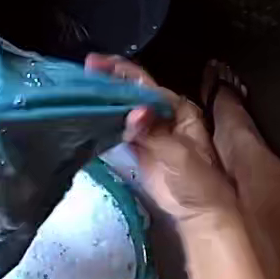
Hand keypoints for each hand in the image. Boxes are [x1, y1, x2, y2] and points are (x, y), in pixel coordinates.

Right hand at [85, 54, 240, 224]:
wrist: (197, 214)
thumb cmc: (198, 183)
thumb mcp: (178, 154)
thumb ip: (153, 132)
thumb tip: (133, 111)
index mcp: (179, 111)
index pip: (148, 86)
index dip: (124, 74)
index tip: (100, 65)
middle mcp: (163, 116)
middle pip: (134, 92)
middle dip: (111, 79)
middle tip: (86, 68)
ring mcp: (149, 131)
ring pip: (125, 108)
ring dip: (105, 97)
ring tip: (81, 86)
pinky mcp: (137, 148)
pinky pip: (118, 128)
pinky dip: (104, 119)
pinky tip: (87, 110)